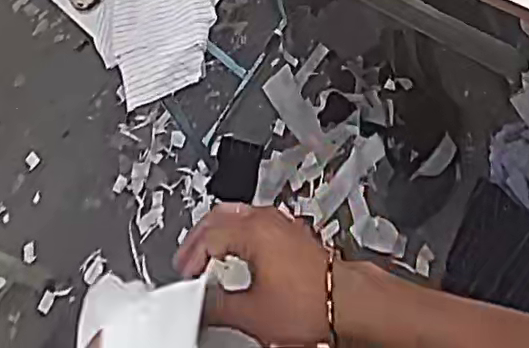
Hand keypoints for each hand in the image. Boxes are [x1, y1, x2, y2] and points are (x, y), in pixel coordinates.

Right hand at [176, 204, 332, 345]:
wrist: (344, 301)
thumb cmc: (309, 302)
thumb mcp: (253, 314)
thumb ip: (218, 307)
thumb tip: (199, 305)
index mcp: (253, 231)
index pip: (208, 235)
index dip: (190, 257)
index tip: (184, 276)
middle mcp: (265, 218)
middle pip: (219, 215)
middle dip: (198, 237)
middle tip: (186, 260)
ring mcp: (278, 221)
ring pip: (236, 213)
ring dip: (215, 231)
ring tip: (204, 254)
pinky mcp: (287, 229)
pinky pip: (251, 218)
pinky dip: (234, 230)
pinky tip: (233, 249)